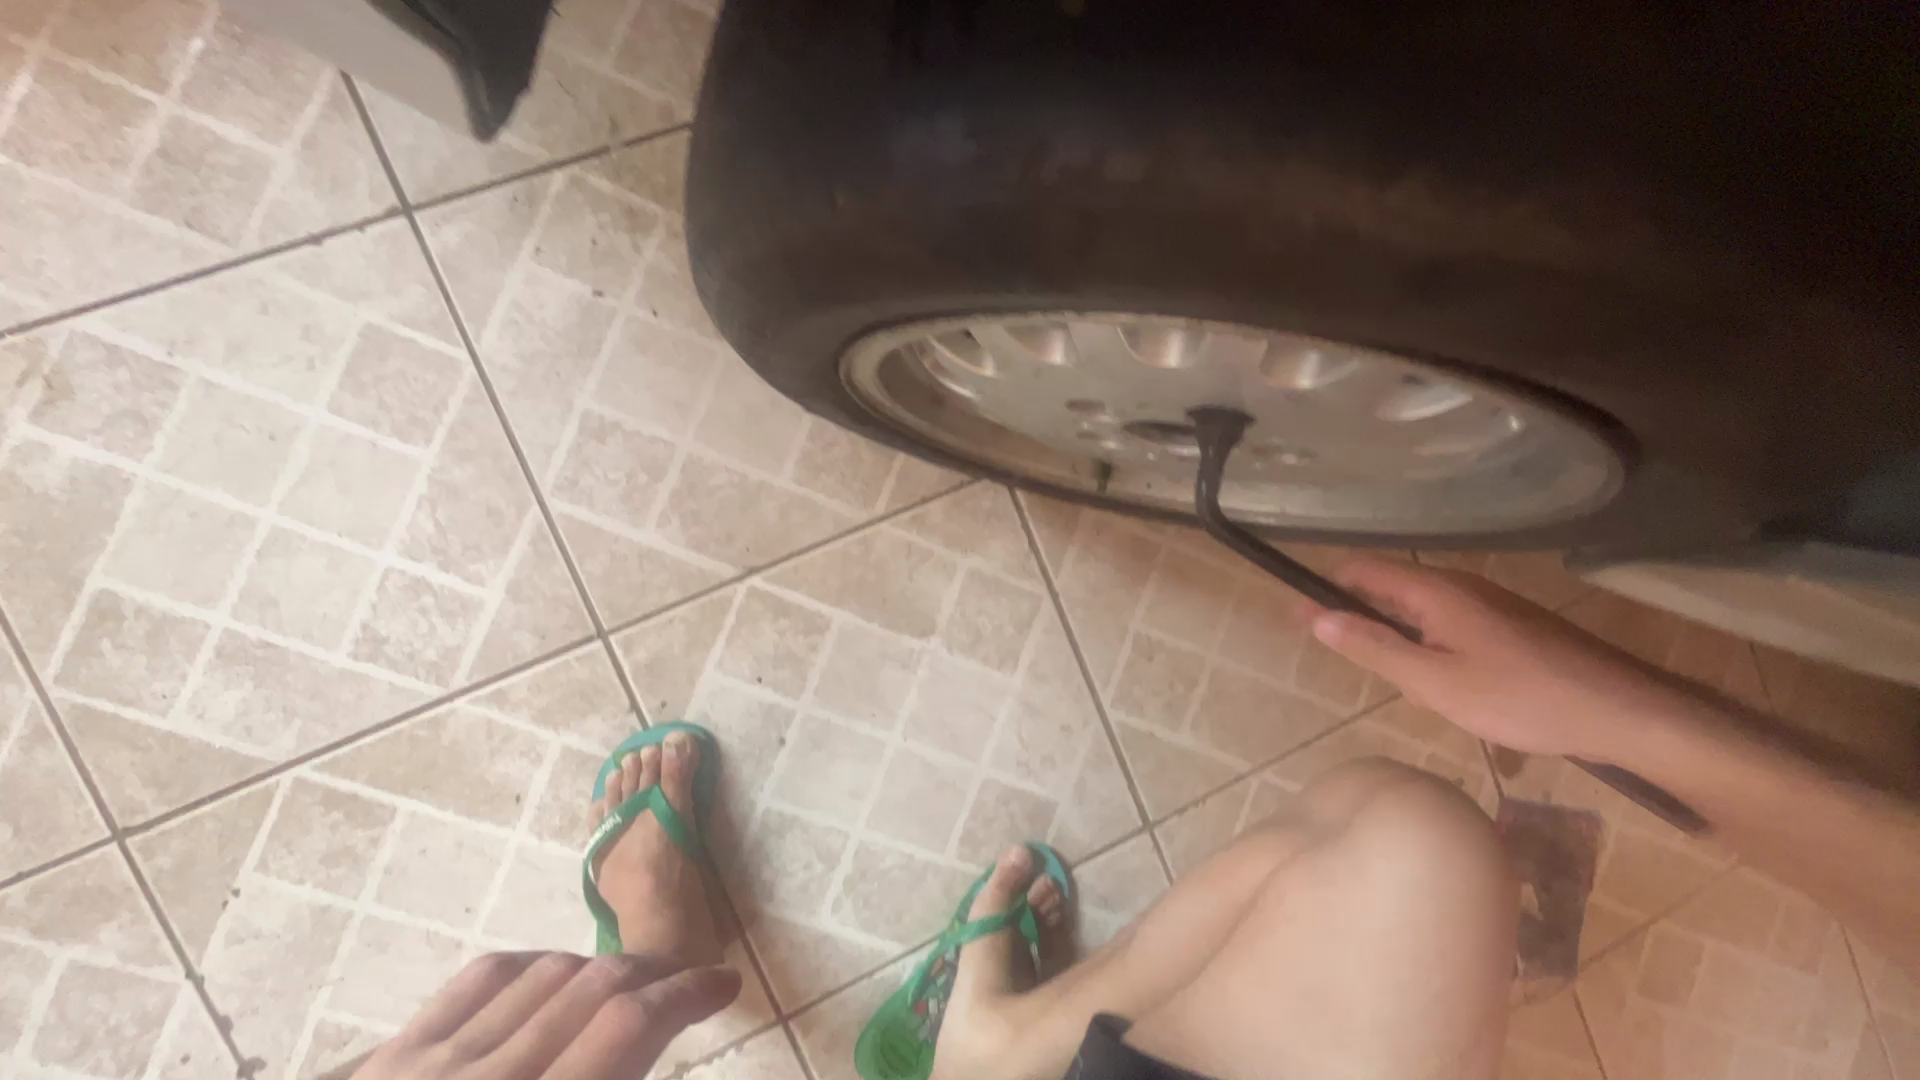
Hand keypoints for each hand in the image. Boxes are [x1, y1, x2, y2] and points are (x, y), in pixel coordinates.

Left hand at [350, 952, 740, 1079]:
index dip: (688, 992)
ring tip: (624, 987)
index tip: (723, 984)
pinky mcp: (383, 1064)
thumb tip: (639, 1061)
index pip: (627, 1026)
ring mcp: (423, 1068)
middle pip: (593, 985)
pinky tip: (549, 985)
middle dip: (656, 972)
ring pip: (543, 971)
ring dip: (600, 969)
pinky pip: (478, 980)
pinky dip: (534, 968)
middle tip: (684, 987)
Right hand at [1308, 556, 1701, 762]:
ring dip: (1394, 632)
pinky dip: (1427, 642)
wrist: (1626, 711)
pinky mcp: (1510, 624)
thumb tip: (1317, 617)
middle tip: (1342, 655)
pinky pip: (1448, 621)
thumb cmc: (1522, 698)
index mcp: (1434, 591)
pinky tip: (1442, 681)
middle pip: (1388, 586)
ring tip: (1394, 676)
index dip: (1323, 588)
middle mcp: (1459, 585)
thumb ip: (1373, 647)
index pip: (1360, 569)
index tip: (1298, 617)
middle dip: (1357, 613)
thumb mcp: (1434, 681)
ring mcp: (1489, 603)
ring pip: (1419, 606)